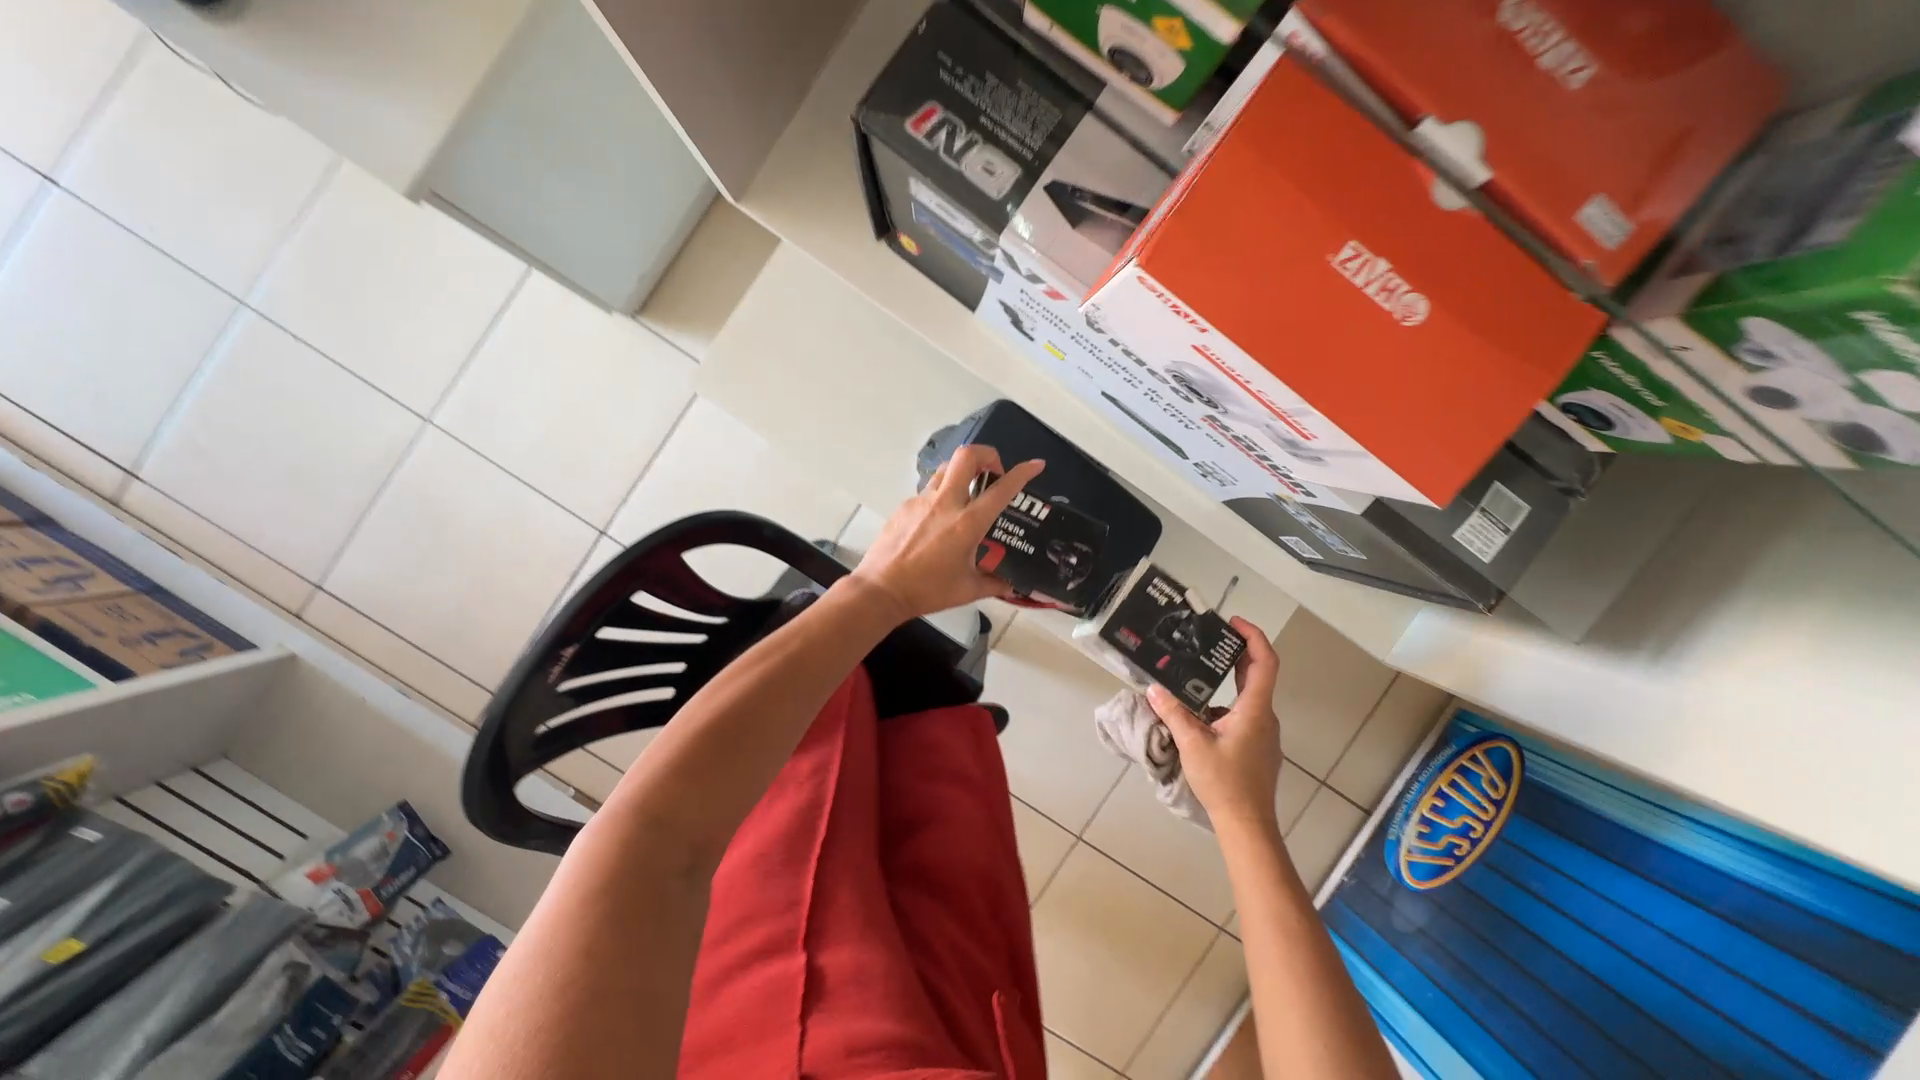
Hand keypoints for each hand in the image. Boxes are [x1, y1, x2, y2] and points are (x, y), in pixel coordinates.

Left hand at [850, 445, 1045, 620]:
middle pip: (967, 456)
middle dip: (987, 454)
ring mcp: (922, 501)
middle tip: (993, 472)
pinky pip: (928, 491)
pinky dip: (941, 496)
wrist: (881, 589)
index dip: (1022, 473)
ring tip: (968, 493)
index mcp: (967, 523)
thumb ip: (993, 583)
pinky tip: (939, 521)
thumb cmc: (928, 591)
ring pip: (946, 469)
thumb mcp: (967, 590)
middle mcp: (946, 504)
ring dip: (962, 472)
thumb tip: (1010, 585)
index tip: (1036, 465)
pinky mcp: (904, 506)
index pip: (1001, 489)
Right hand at [1146, 617, 1282, 834]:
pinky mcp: (1257, 749)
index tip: (1233, 622)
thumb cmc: (1225, 782)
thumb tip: (1154, 689)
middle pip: (1256, 676)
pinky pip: (1243, 717)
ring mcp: (1264, 735)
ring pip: (1247, 699)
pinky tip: (1199, 716)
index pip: (1264, 662)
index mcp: (1255, 710)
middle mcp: (1265, 717)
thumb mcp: (1193, 745)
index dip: (1253, 637)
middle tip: (1210, 641)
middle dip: (1236, 655)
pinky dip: (1224, 707)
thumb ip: (1174, 713)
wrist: (1247, 825)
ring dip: (1225, 684)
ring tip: (1194, 679)